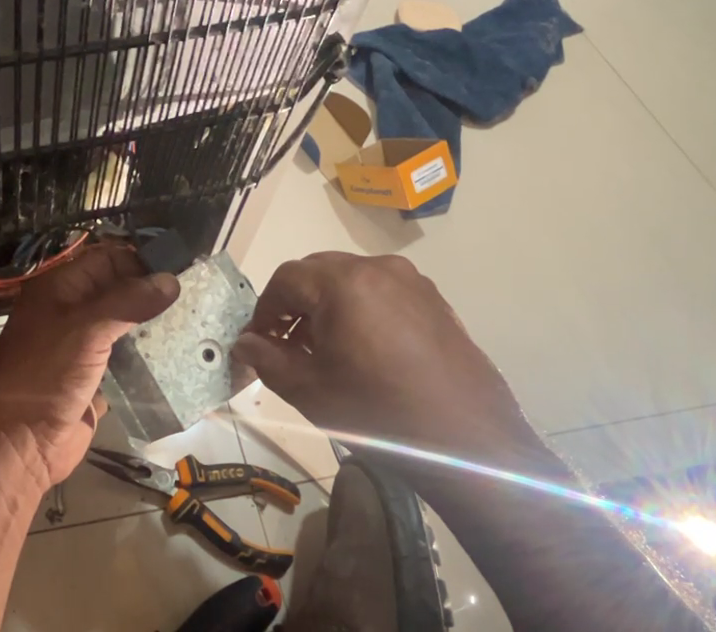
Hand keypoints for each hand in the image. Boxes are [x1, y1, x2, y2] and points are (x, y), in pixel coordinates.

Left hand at [0, 242, 178, 485]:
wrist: (19, 444)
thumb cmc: (45, 375)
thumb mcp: (86, 330)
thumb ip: (128, 301)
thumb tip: (171, 279)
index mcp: (59, 288)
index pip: (106, 259)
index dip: (140, 261)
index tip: (180, 269)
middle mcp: (71, 311)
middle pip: (118, 290)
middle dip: (152, 293)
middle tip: (195, 296)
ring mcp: (83, 346)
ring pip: (124, 325)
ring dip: (153, 325)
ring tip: (195, 321)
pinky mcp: (95, 377)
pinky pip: (126, 359)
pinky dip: (148, 357)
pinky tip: (178, 355)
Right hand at [231, 252, 544, 468]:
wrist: (471, 446)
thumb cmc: (379, 415)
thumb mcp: (310, 390)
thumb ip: (268, 359)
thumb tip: (244, 342)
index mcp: (344, 282)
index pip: (286, 279)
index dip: (265, 310)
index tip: (260, 342)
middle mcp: (378, 269)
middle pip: (319, 272)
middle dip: (296, 304)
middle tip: (288, 345)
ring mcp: (412, 283)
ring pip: (352, 280)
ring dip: (328, 305)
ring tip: (326, 350)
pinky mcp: (435, 302)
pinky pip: (383, 293)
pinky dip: (361, 310)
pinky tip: (364, 352)